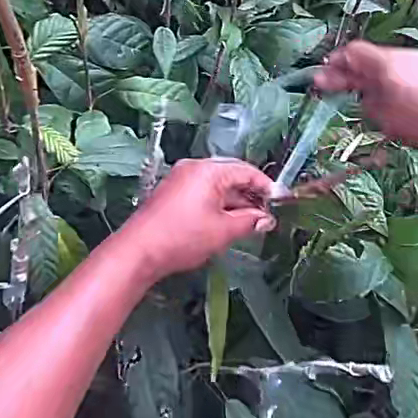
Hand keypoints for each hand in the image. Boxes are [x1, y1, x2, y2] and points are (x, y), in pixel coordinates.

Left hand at [116, 159, 275, 279]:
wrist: (137, 251)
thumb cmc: (181, 237)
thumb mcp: (222, 231)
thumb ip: (249, 222)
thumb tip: (266, 219)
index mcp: (209, 170)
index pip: (247, 171)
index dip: (266, 186)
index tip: (280, 200)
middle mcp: (195, 167)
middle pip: (232, 174)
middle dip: (251, 194)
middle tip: (267, 213)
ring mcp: (181, 177)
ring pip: (217, 184)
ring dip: (234, 200)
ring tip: (250, 221)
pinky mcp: (172, 191)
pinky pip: (203, 190)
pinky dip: (218, 202)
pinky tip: (226, 220)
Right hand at [312, 40, 417, 152]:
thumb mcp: (387, 116)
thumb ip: (369, 104)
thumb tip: (365, 98)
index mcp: (386, 61)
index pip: (352, 52)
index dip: (334, 64)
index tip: (322, 78)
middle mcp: (403, 57)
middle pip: (369, 60)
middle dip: (350, 74)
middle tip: (333, 88)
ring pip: (388, 69)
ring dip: (372, 82)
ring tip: (366, 104)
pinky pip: (406, 77)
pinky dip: (392, 87)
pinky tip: (397, 107)